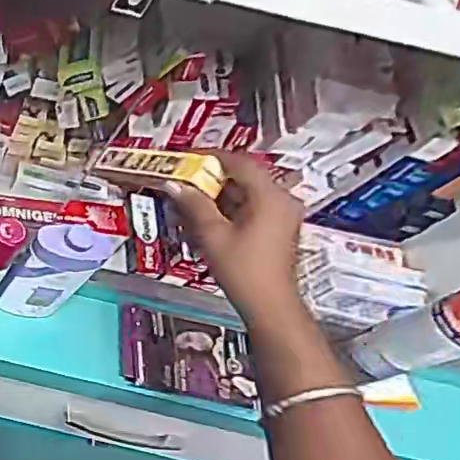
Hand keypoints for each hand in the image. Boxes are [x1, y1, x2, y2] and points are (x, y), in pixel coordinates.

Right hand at [164, 150, 307, 325]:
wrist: (268, 302)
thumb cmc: (243, 270)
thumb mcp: (213, 235)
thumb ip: (195, 206)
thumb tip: (177, 185)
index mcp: (270, 196)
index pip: (239, 163)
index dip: (211, 157)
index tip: (187, 159)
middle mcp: (283, 199)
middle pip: (244, 178)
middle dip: (212, 180)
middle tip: (184, 184)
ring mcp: (283, 214)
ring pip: (247, 194)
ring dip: (219, 197)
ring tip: (191, 205)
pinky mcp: (278, 228)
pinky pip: (252, 208)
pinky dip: (230, 210)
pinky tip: (209, 221)